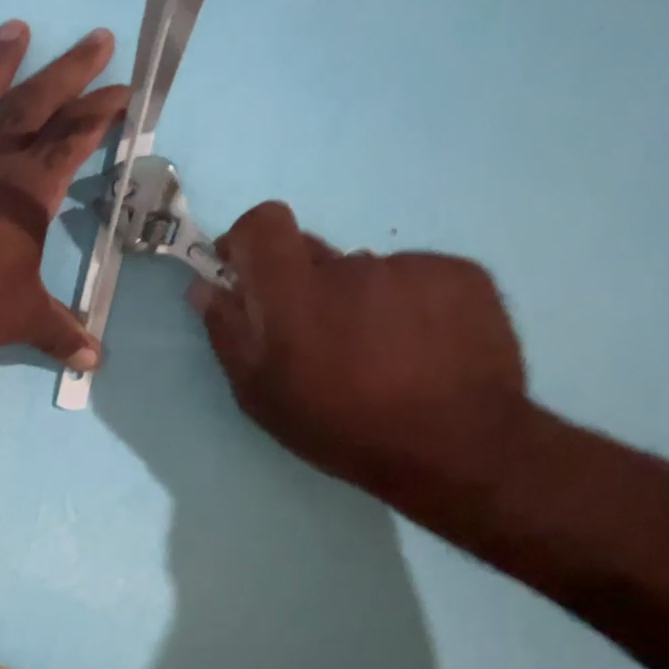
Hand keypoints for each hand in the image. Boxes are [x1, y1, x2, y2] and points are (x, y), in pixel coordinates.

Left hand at [0, 20, 131, 370]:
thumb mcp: (22, 320)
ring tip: (13, 29)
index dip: (103, 111)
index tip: (126, 89)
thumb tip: (94, 361)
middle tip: (97, 38)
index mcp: (28, 191)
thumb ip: (60, 333)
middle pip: (35, 104)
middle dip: (70, 70)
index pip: (75, 137)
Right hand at [192, 201, 535, 497]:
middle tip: (319, 341)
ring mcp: (412, 266)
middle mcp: (351, 264)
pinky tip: (421, 350)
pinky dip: (410, 305)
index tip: (246, 273)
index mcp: (294, 291)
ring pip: (366, 272)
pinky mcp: (463, 274)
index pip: (264, 223)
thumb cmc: (338, 426)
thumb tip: (205, 288)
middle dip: (304, 286)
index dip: (249, 240)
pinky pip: (418, 278)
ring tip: (380, 355)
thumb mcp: (260, 394)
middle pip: (313, 255)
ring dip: (360, 301)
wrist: (455, 445)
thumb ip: (229, 333)